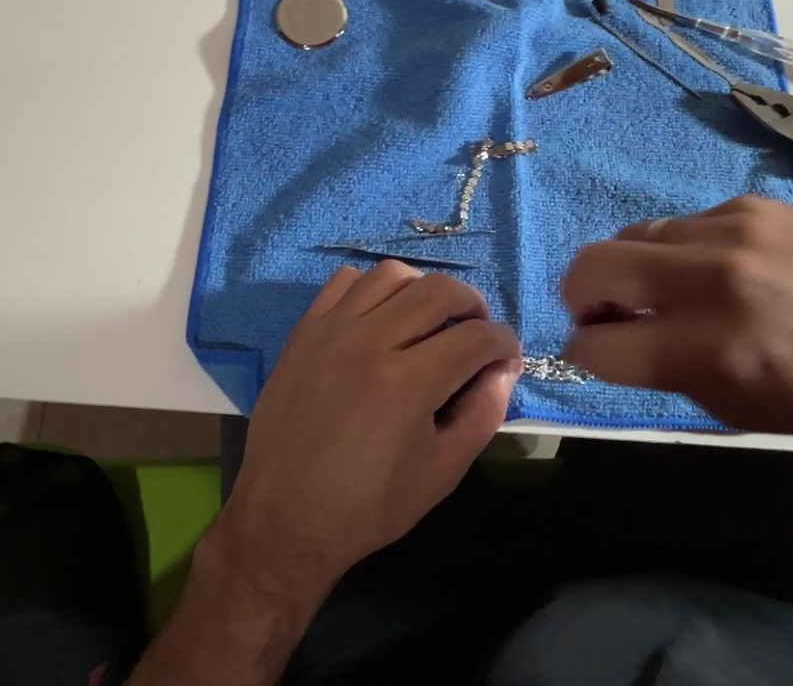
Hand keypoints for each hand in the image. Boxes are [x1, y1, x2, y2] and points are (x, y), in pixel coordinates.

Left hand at [212, 263, 520, 593]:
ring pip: (392, 274)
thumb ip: (483, 414)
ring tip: (431, 320)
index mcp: (409, 383)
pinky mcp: (304, 331)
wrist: (284, 518)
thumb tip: (505, 369)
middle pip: (440, 291)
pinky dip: (373, 288)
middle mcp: (371, 342)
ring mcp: (332, 330)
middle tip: (478, 333)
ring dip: (424, 290)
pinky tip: (381, 317)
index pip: (476, 337)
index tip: (508, 356)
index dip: (504, 343)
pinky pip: (345, 281)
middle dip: (474, 305)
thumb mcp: (442, 472)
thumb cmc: (368, 505)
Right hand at [560, 197, 792, 455]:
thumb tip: (614, 340)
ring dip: (632, 268)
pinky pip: (685, 223)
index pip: (594, 342)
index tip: (601, 352)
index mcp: (709, 348)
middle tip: (606, 314)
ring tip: (669, 291)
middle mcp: (710, 277)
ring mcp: (731, 228)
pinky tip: (723, 269)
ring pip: (633, 235)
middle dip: (581, 296)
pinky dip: (682, 250)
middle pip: (590, 266)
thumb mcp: (742, 410)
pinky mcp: (753, 203)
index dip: (585, 351)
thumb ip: (666, 371)